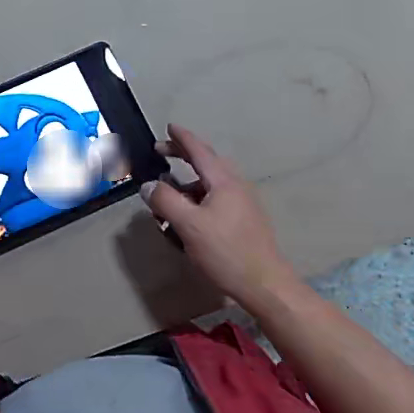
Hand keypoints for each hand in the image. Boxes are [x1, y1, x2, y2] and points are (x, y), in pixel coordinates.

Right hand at [140, 124, 297, 307]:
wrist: (264, 284)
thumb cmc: (226, 251)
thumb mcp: (188, 225)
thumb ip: (165, 201)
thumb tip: (148, 185)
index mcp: (224, 181)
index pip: (199, 151)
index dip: (182, 139)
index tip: (168, 127)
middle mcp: (236, 186)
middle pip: (207, 163)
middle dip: (183, 157)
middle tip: (162, 154)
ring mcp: (243, 204)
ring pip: (210, 184)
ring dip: (187, 184)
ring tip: (168, 197)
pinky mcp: (244, 221)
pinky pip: (216, 199)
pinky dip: (197, 200)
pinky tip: (187, 219)